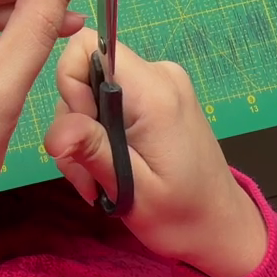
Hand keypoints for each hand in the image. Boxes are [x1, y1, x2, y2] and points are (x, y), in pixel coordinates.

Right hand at [44, 31, 266, 276]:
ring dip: (83, 136)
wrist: (221, 229)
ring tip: (98, 178)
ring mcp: (157, 83)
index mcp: (154, 92)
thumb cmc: (181, 216)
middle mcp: (156, 75)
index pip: (88, 47)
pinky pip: (106, 100)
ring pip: (90, 91)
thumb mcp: (131, 190)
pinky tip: (107, 168)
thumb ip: (92, 152)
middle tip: (87, 170)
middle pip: (84, 73)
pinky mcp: (153, 96)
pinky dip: (98, 133)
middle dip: (74, 122)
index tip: (82, 130)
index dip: (71, 84)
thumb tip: (55, 132)